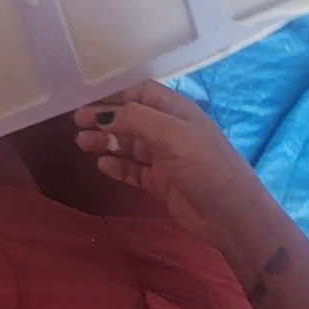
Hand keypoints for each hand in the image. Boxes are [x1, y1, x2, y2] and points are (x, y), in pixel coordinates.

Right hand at [73, 80, 254, 230]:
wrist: (231, 216)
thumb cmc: (204, 165)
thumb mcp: (171, 134)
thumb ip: (135, 119)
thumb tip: (101, 114)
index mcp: (175, 109)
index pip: (139, 92)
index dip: (114, 95)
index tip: (86, 100)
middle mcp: (168, 129)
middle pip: (130, 117)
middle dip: (104, 118)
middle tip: (77, 123)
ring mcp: (165, 157)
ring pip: (128, 144)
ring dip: (106, 141)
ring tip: (82, 144)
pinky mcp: (161, 183)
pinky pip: (133, 170)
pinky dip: (117, 166)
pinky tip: (102, 165)